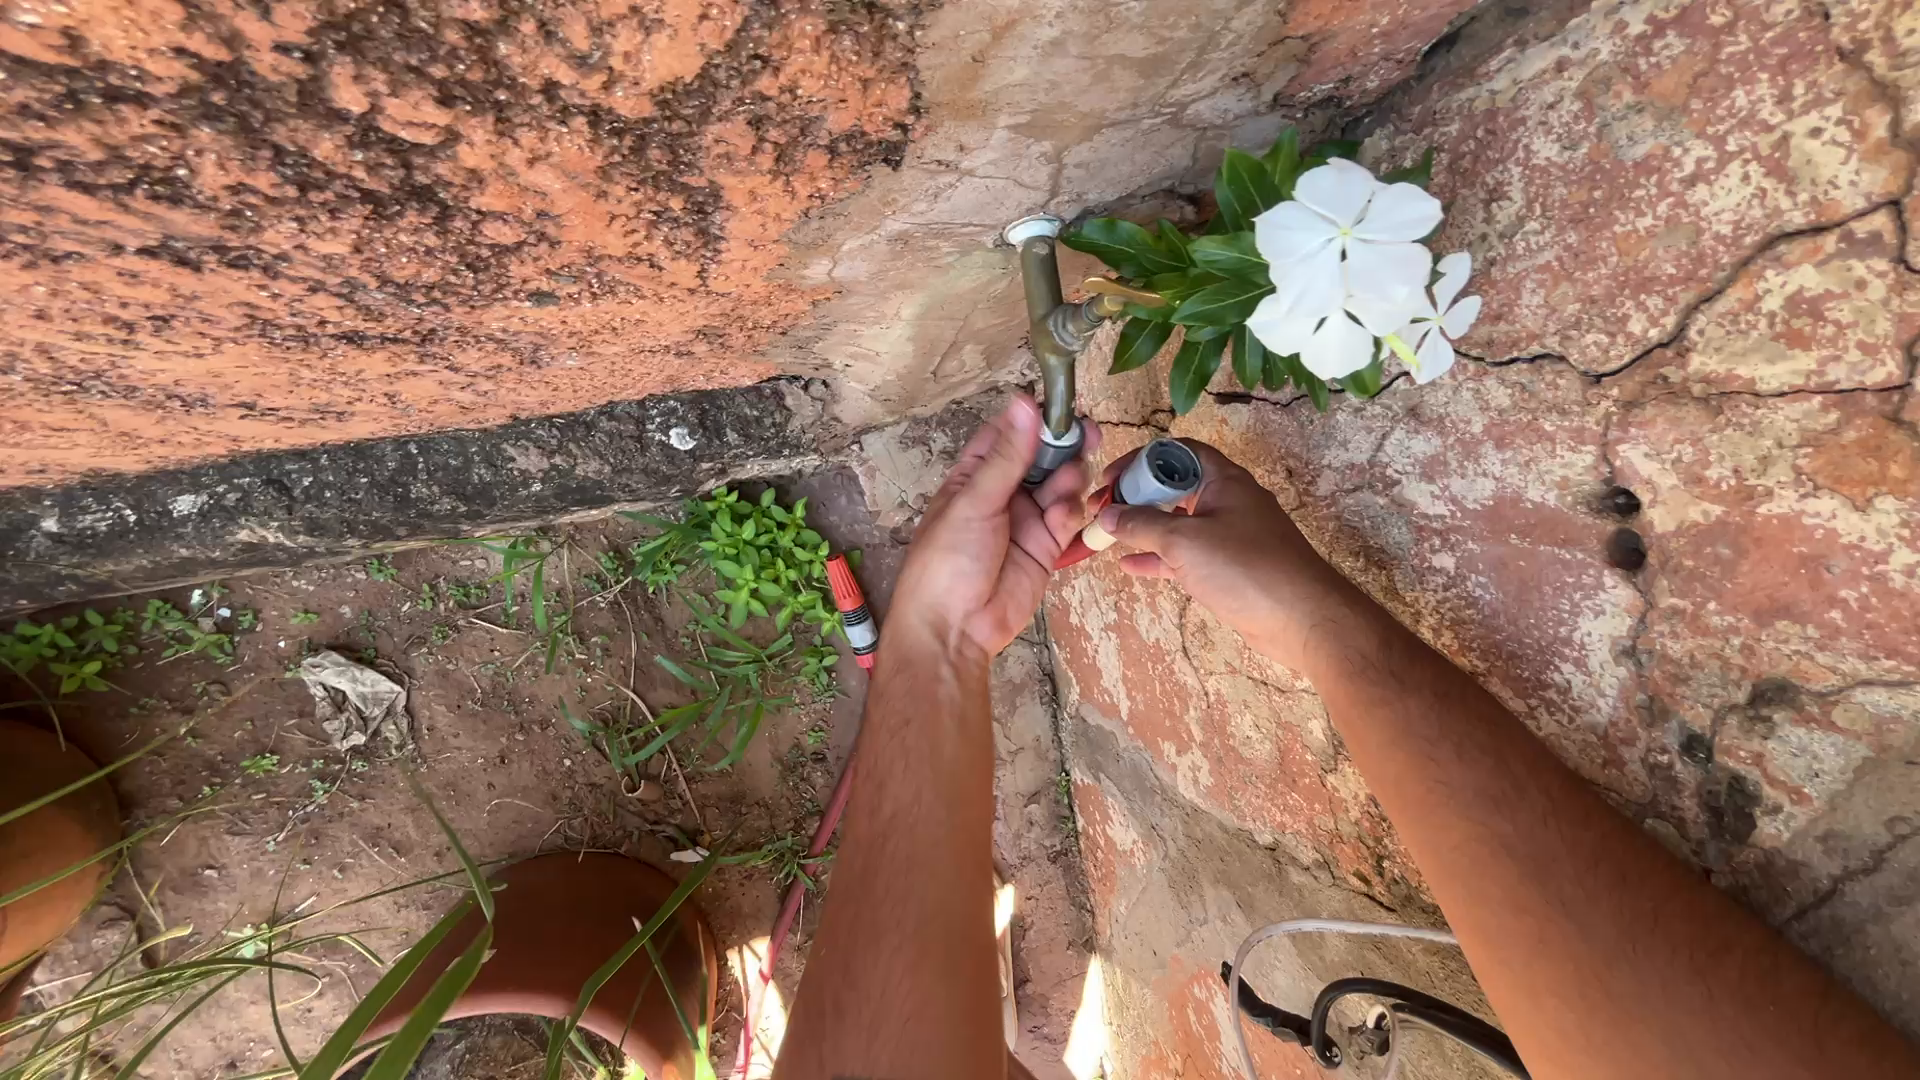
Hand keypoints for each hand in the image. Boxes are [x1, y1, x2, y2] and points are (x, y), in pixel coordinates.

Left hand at [887, 395, 1095, 665]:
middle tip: (1087, 434)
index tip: (1062, 403)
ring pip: (1061, 483)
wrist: (955, 627)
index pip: (1008, 434)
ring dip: (1070, 477)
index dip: (1034, 418)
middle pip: (1043, 455)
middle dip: (1065, 444)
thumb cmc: (947, 560)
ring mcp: (1027, 518)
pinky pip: (1067, 517)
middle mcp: (1003, 492)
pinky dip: (1071, 511)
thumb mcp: (974, 501)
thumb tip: (1024, 402)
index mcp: (975, 475)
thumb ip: (1006, 456)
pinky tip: (1064, 516)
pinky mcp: (1047, 546)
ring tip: (1068, 482)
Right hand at [1094, 439, 1360, 670]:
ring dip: (1144, 527)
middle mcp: (1227, 501)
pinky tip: (1130, 565)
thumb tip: (1108, 515)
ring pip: (1178, 522)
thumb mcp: (1183, 540)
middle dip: (1136, 496)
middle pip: (1175, 487)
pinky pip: (1185, 555)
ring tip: (1109, 535)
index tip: (1110, 479)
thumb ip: (1142, 524)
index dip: (1140, 460)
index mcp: (1223, 480)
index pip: (1177, 452)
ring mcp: (1229, 535)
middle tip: (1104, 509)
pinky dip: (1159, 557)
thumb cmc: (1243, 567)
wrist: (1301, 618)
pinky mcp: (1228, 567)